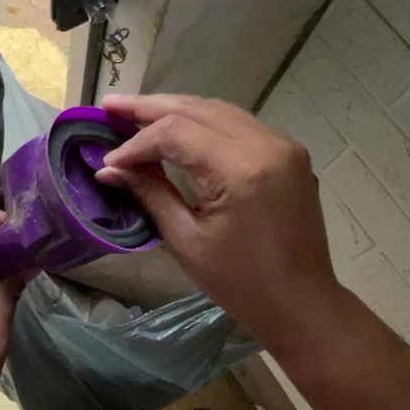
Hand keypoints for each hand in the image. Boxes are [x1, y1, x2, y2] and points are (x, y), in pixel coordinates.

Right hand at [95, 93, 345, 349]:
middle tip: (110, 106)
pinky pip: (237, 124)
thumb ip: (150, 193)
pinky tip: (176, 128)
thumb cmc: (239, 282)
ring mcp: (283, 146)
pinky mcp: (288, 154)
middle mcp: (267, 145)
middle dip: (150, 108)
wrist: (301, 303)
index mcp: (242, 170)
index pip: (176, 134)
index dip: (137, 143)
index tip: (108, 162)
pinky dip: (202, 122)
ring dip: (176, 109)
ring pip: (219, 110)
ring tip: (135, 111)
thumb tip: (109, 170)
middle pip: (198, 109)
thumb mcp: (185, 239)